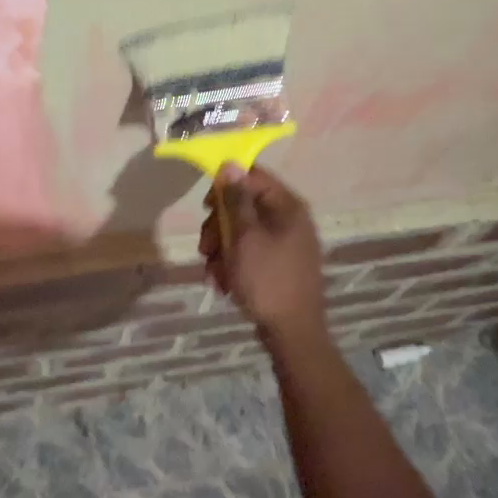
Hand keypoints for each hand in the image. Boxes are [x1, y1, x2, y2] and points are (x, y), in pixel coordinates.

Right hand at [198, 164, 326, 336]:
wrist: (292, 333)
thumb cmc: (267, 280)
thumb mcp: (245, 237)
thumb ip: (235, 200)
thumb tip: (230, 164)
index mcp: (288, 207)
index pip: (253, 177)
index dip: (226, 186)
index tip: (205, 207)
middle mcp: (290, 220)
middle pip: (244, 206)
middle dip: (219, 227)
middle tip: (205, 248)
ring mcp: (286, 245)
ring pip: (242, 232)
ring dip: (221, 250)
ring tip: (213, 273)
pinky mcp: (280, 266)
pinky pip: (250, 254)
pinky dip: (233, 265)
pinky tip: (223, 284)